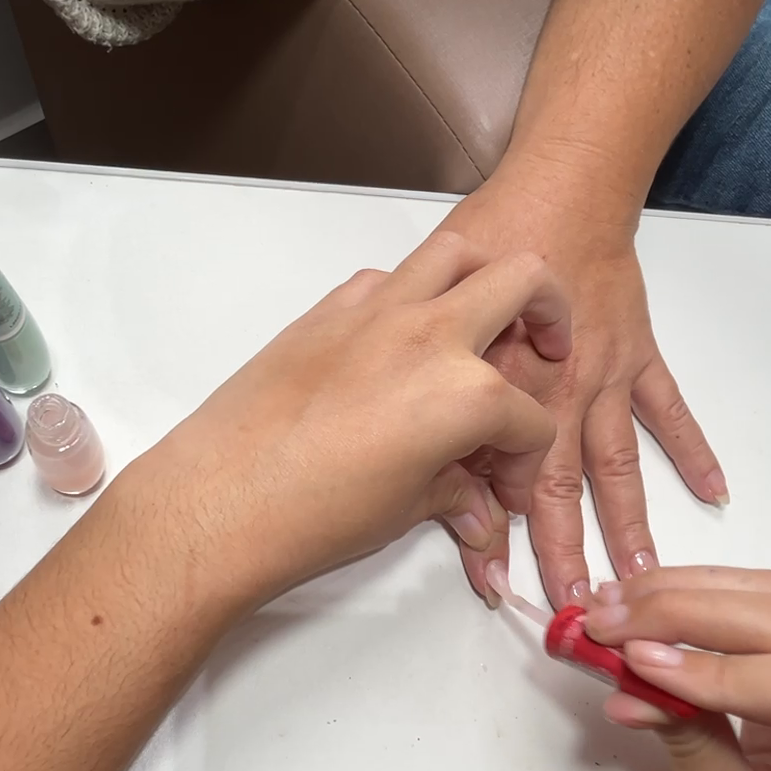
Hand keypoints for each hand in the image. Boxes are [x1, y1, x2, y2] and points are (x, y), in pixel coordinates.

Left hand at [118, 232, 565, 605]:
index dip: (526, 456)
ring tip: (477, 324)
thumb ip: (454, 494)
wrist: (220, 500)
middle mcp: (430, 335)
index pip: (531, 418)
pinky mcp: (327, 310)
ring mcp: (376, 313)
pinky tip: (394, 344)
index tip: (503, 482)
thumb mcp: (403, 509)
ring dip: (480, 279)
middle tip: (542, 352)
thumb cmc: (314, 517)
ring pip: (454, 253)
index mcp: (466, 394)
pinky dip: (406, 298)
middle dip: (550, 316)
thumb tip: (479, 512)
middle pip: (524, 283)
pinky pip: (385, 279)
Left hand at [437, 163, 726, 607]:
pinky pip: (667, 406)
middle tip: (577, 610)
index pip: (491, 477)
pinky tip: (712, 491)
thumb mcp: (433, 316)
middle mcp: (556, 392)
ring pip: (614, 463)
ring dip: (627, 524)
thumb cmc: (489, 238)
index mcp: (499, 385)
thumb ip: (430, 380)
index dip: (489, 538)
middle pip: (556, 486)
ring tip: (642, 579)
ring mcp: (603, 375)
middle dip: (564, 552)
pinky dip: (690, 446)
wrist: (557, 185)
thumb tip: (429, 459)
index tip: (492, 584)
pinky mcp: (636, 352)